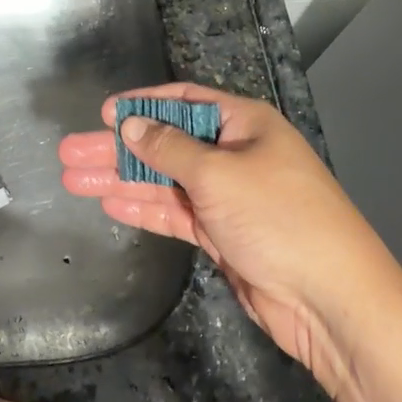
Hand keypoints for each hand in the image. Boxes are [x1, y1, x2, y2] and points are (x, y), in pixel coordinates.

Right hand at [58, 84, 395, 373]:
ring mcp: (230, 196)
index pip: (184, 101)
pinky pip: (176, 212)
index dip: (142, 105)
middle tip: (70, 152)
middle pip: (167, 143)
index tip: (102, 113)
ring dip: (123, 179)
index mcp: (244, 124)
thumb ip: (168, 148)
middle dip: (118, 148)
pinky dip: (145, 208)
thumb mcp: (219, 173)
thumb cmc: (279, 217)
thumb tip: (129, 124)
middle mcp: (236, 153)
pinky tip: (110, 204)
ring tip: (75, 179)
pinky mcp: (224, 234)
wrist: (332, 300)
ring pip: (166, 180)